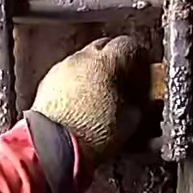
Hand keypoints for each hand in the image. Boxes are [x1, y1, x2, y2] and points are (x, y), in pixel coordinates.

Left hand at [30, 36, 147, 164]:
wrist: (54, 147)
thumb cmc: (92, 135)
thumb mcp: (130, 122)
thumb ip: (140, 103)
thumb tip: (145, 101)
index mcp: (108, 62)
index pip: (130, 45)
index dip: (138, 57)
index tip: (141, 70)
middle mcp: (83, 58)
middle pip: (104, 46)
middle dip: (115, 60)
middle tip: (123, 80)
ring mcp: (63, 68)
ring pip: (84, 60)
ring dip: (94, 71)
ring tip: (100, 94)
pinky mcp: (48, 81)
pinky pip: (67, 74)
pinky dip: (76, 82)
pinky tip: (81, 102)